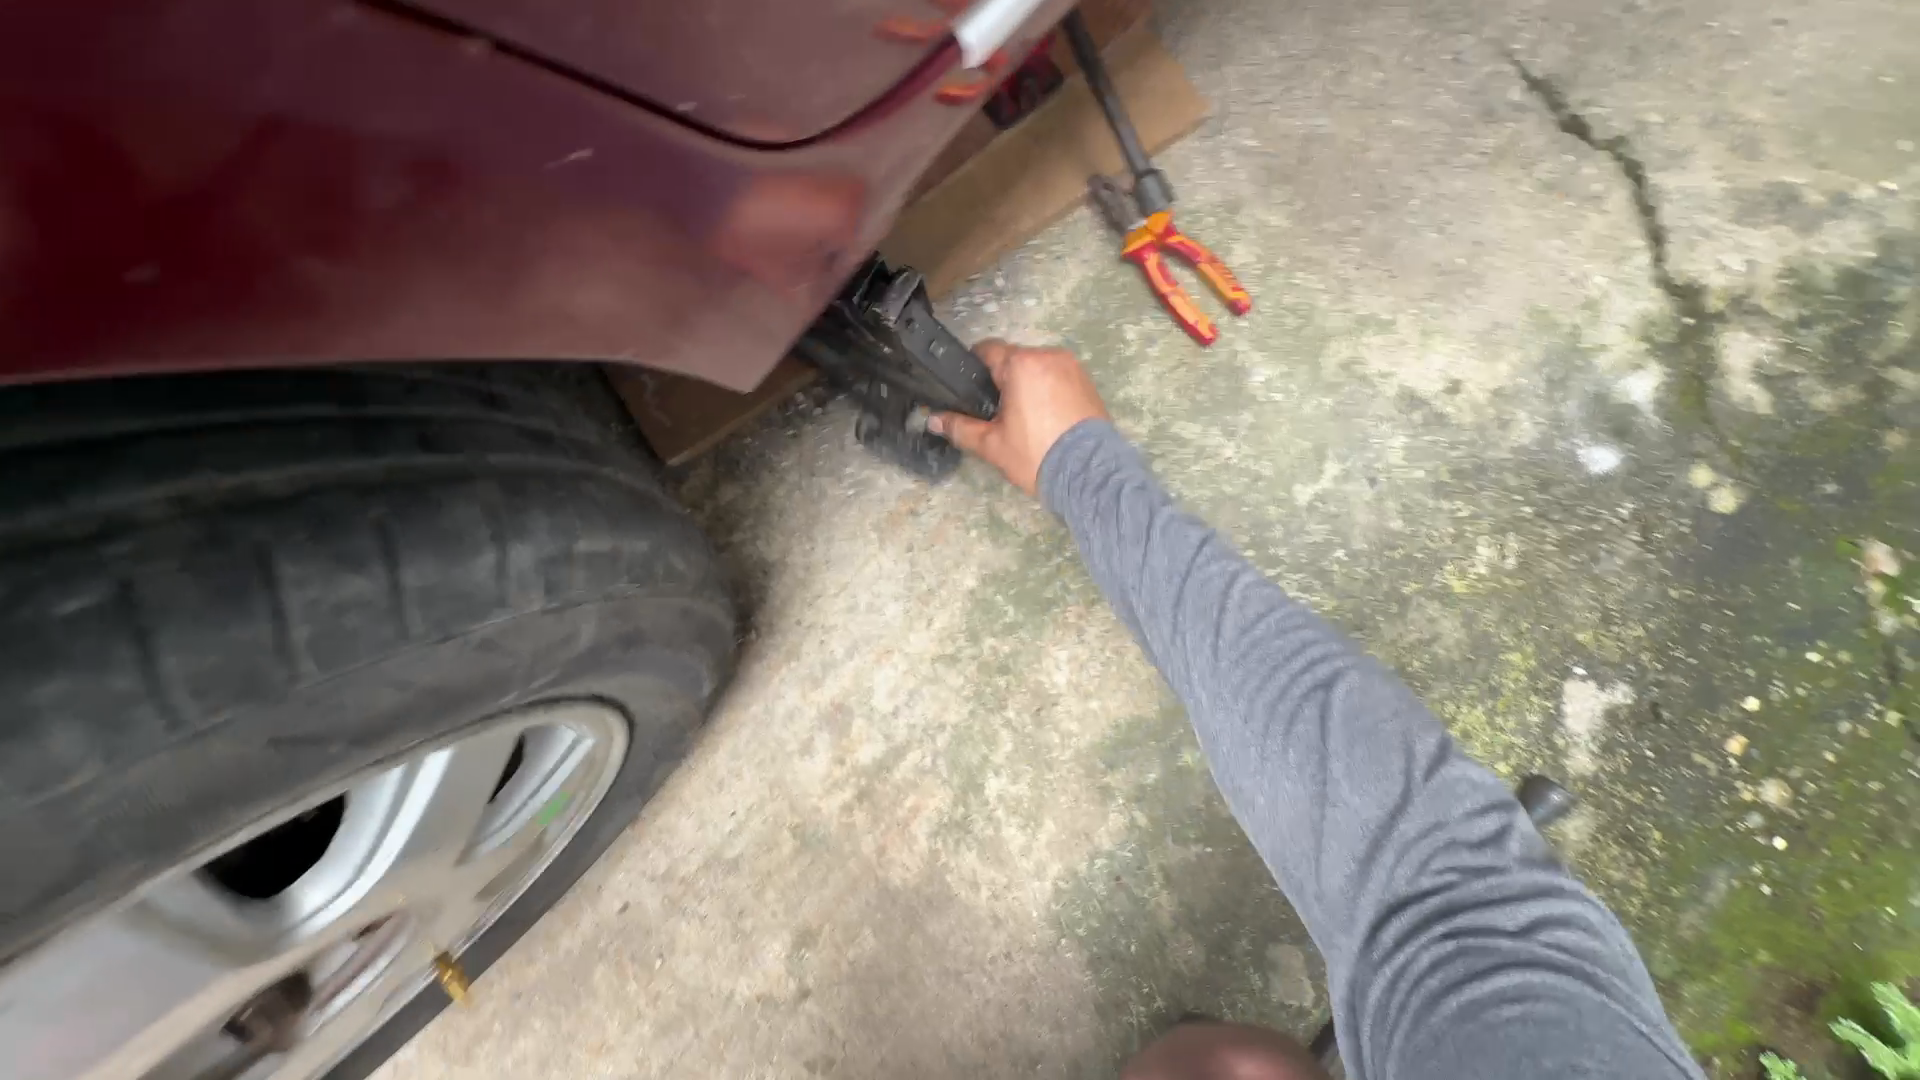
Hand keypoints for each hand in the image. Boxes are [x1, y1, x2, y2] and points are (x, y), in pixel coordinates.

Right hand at [928, 340, 1110, 495]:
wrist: (1089, 475)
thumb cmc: (1036, 455)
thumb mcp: (992, 445)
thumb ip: (960, 428)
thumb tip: (933, 420)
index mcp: (1022, 364)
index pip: (987, 350)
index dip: (973, 368)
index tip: (969, 390)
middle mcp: (1049, 356)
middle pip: (1014, 360)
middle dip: (1003, 381)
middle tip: (996, 414)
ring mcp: (1072, 368)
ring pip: (1037, 369)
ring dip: (1026, 386)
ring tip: (1023, 420)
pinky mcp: (1088, 383)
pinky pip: (1058, 379)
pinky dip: (1047, 392)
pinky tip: (1045, 420)